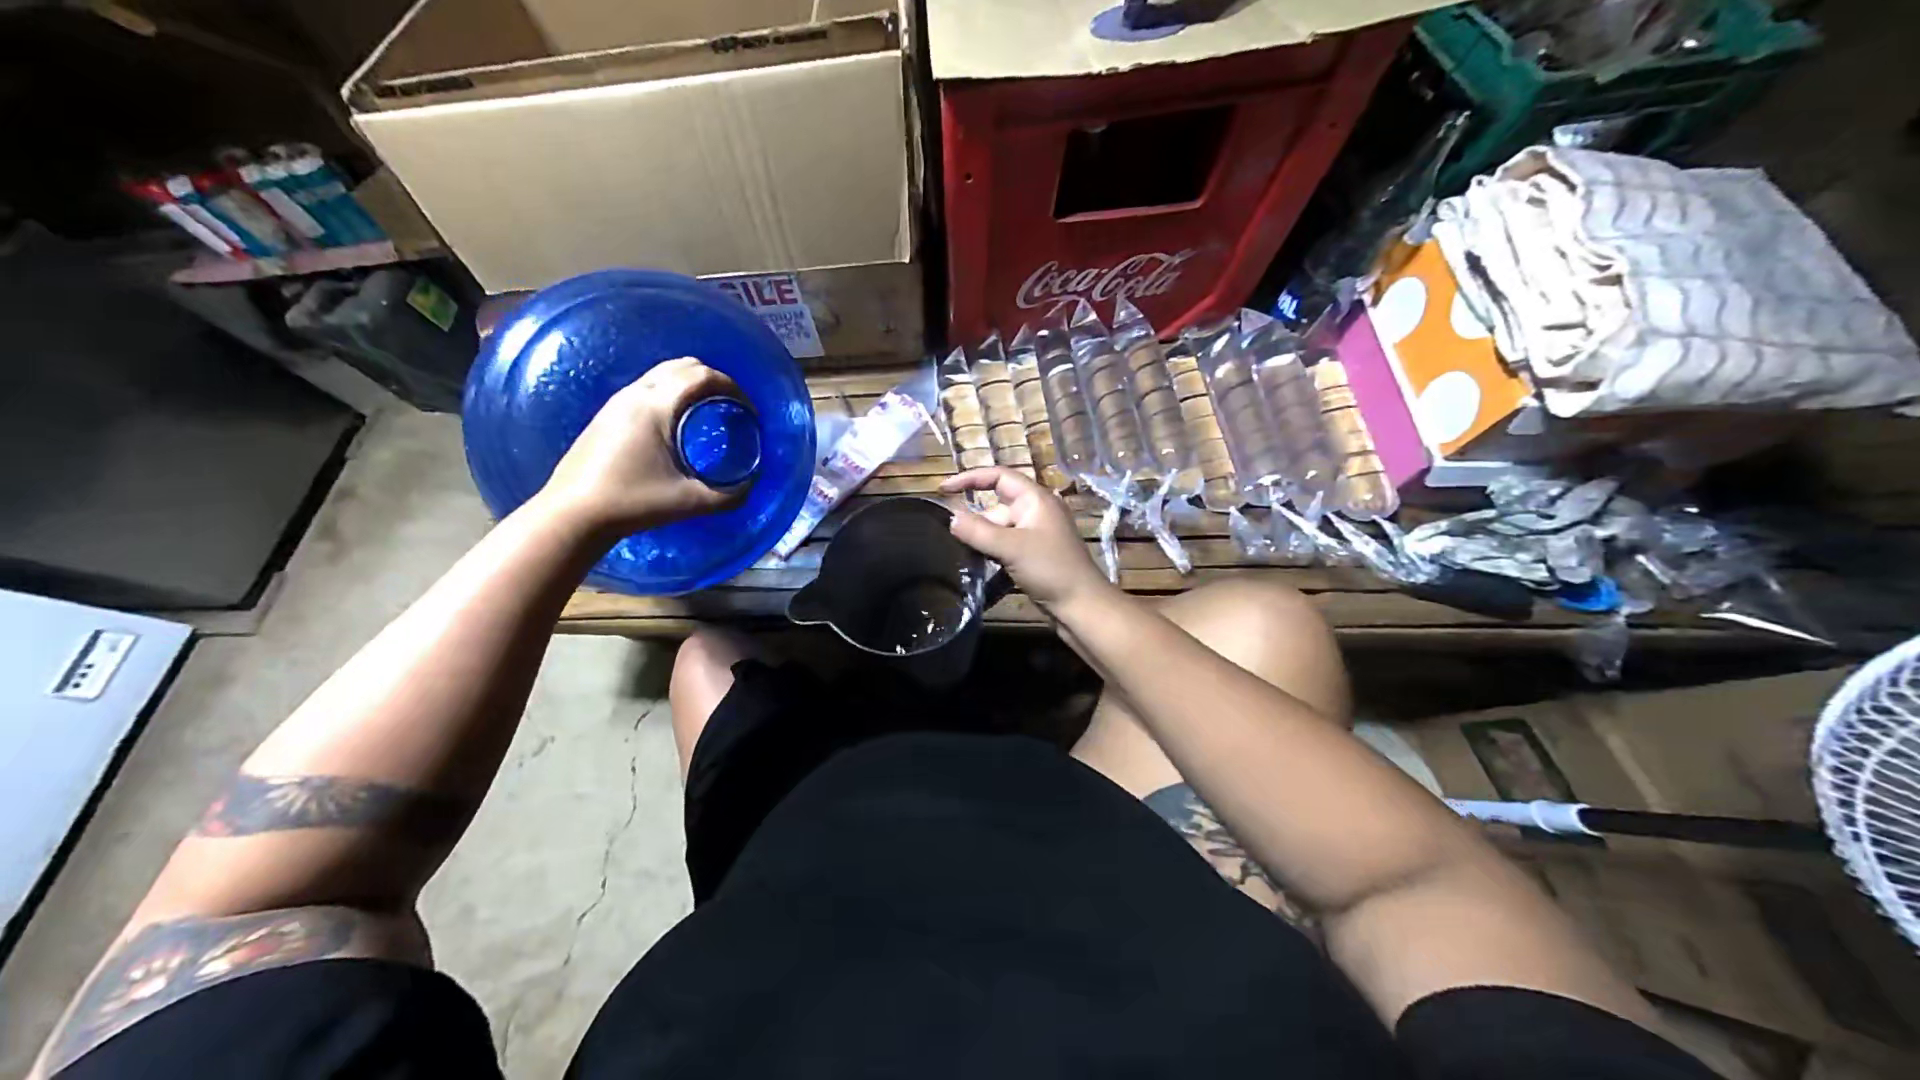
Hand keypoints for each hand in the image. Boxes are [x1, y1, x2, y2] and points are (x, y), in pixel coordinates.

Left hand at [535, 358, 747, 536]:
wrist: (574, 514)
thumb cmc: (633, 503)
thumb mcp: (690, 502)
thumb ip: (729, 496)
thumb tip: (750, 486)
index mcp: (656, 406)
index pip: (702, 375)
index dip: (733, 387)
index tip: (748, 411)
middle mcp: (636, 394)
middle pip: (684, 366)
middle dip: (715, 380)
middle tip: (733, 408)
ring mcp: (618, 402)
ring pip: (664, 374)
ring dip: (692, 384)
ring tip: (709, 413)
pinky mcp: (607, 414)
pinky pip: (649, 387)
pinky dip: (673, 393)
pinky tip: (678, 423)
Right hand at [940, 467, 1114, 610]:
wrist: (1081, 606)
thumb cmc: (1051, 569)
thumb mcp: (1011, 547)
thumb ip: (978, 531)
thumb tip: (951, 518)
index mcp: (1036, 499)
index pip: (999, 476)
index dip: (970, 478)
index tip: (943, 489)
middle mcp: (1037, 512)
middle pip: (997, 506)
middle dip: (974, 518)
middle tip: (949, 534)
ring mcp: (1037, 535)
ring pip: (1000, 528)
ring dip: (981, 538)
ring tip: (958, 550)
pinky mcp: (1035, 555)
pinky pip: (1006, 545)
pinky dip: (992, 551)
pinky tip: (977, 564)